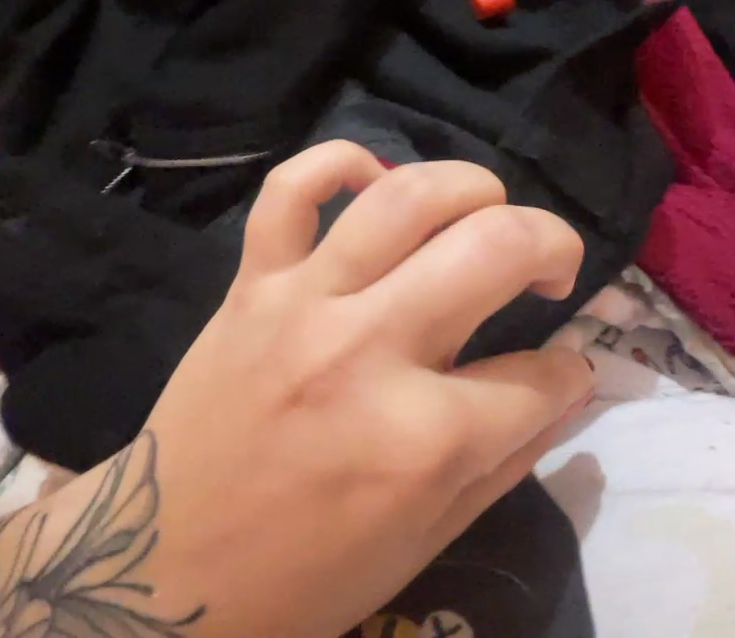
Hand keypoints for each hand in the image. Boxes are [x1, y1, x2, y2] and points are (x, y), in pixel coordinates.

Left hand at [146, 141, 595, 637]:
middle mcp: (368, 353)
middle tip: (551, 268)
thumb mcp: (429, 539)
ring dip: (473, 186)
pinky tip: (375, 177)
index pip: (542, 376)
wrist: (162, 569)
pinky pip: (289, 190)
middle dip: (554, 245)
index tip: (562, 369)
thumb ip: (512, 453)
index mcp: (423, 442)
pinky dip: (339, 161)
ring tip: (489, 210)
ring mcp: (303, 305)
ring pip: (406, 197)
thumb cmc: (306, 573)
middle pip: (495, 248)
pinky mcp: (250, 284)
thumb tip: (573, 378)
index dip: (568, 372)